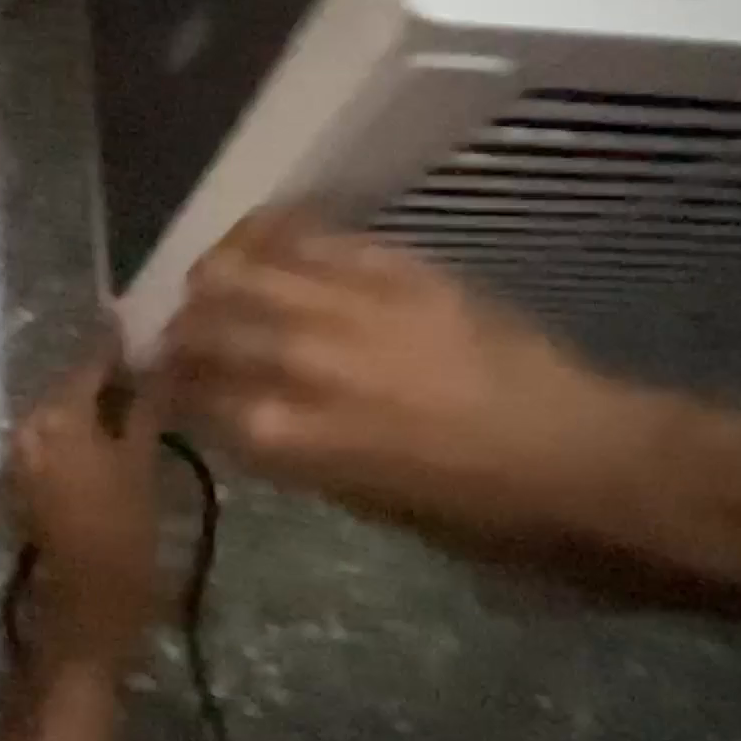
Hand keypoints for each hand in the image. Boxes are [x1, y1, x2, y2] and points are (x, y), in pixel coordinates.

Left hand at [5, 337, 164, 668]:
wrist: (86, 603)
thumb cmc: (123, 531)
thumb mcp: (141, 462)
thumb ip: (144, 406)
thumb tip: (158, 363)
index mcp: (58, 415)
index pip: (89, 364)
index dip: (118, 350)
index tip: (148, 340)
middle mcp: (28, 424)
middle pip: (70, 386)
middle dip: (105, 378)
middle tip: (147, 375)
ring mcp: (19, 451)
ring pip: (59, 411)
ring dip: (91, 405)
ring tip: (133, 406)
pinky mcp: (20, 476)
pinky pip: (50, 437)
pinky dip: (75, 431)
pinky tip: (106, 437)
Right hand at [162, 209, 635, 535]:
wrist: (580, 456)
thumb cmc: (464, 507)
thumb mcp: (353, 498)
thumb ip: (283, 448)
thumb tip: (237, 412)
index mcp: (287, 436)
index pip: (193, 394)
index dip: (167, 385)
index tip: (160, 382)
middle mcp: (300, 363)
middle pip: (201, 327)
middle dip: (174, 332)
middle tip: (176, 335)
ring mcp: (344, 306)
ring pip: (239, 270)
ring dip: (209, 278)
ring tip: (204, 281)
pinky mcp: (391, 268)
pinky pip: (306, 234)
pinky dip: (267, 233)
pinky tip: (255, 239)